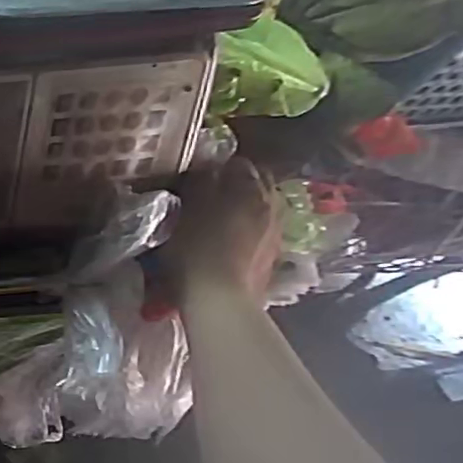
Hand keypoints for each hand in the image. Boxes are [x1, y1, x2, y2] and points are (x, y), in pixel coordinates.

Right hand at [169, 158, 282, 303]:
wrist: (221, 298)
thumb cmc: (195, 253)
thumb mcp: (185, 214)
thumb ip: (199, 186)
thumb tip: (204, 168)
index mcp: (249, 190)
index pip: (237, 164)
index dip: (214, 167)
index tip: (194, 177)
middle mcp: (271, 202)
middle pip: (255, 182)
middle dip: (235, 183)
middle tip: (207, 194)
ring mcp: (276, 228)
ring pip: (260, 204)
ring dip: (241, 205)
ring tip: (217, 215)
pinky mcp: (273, 250)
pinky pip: (261, 226)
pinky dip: (245, 225)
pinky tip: (227, 237)